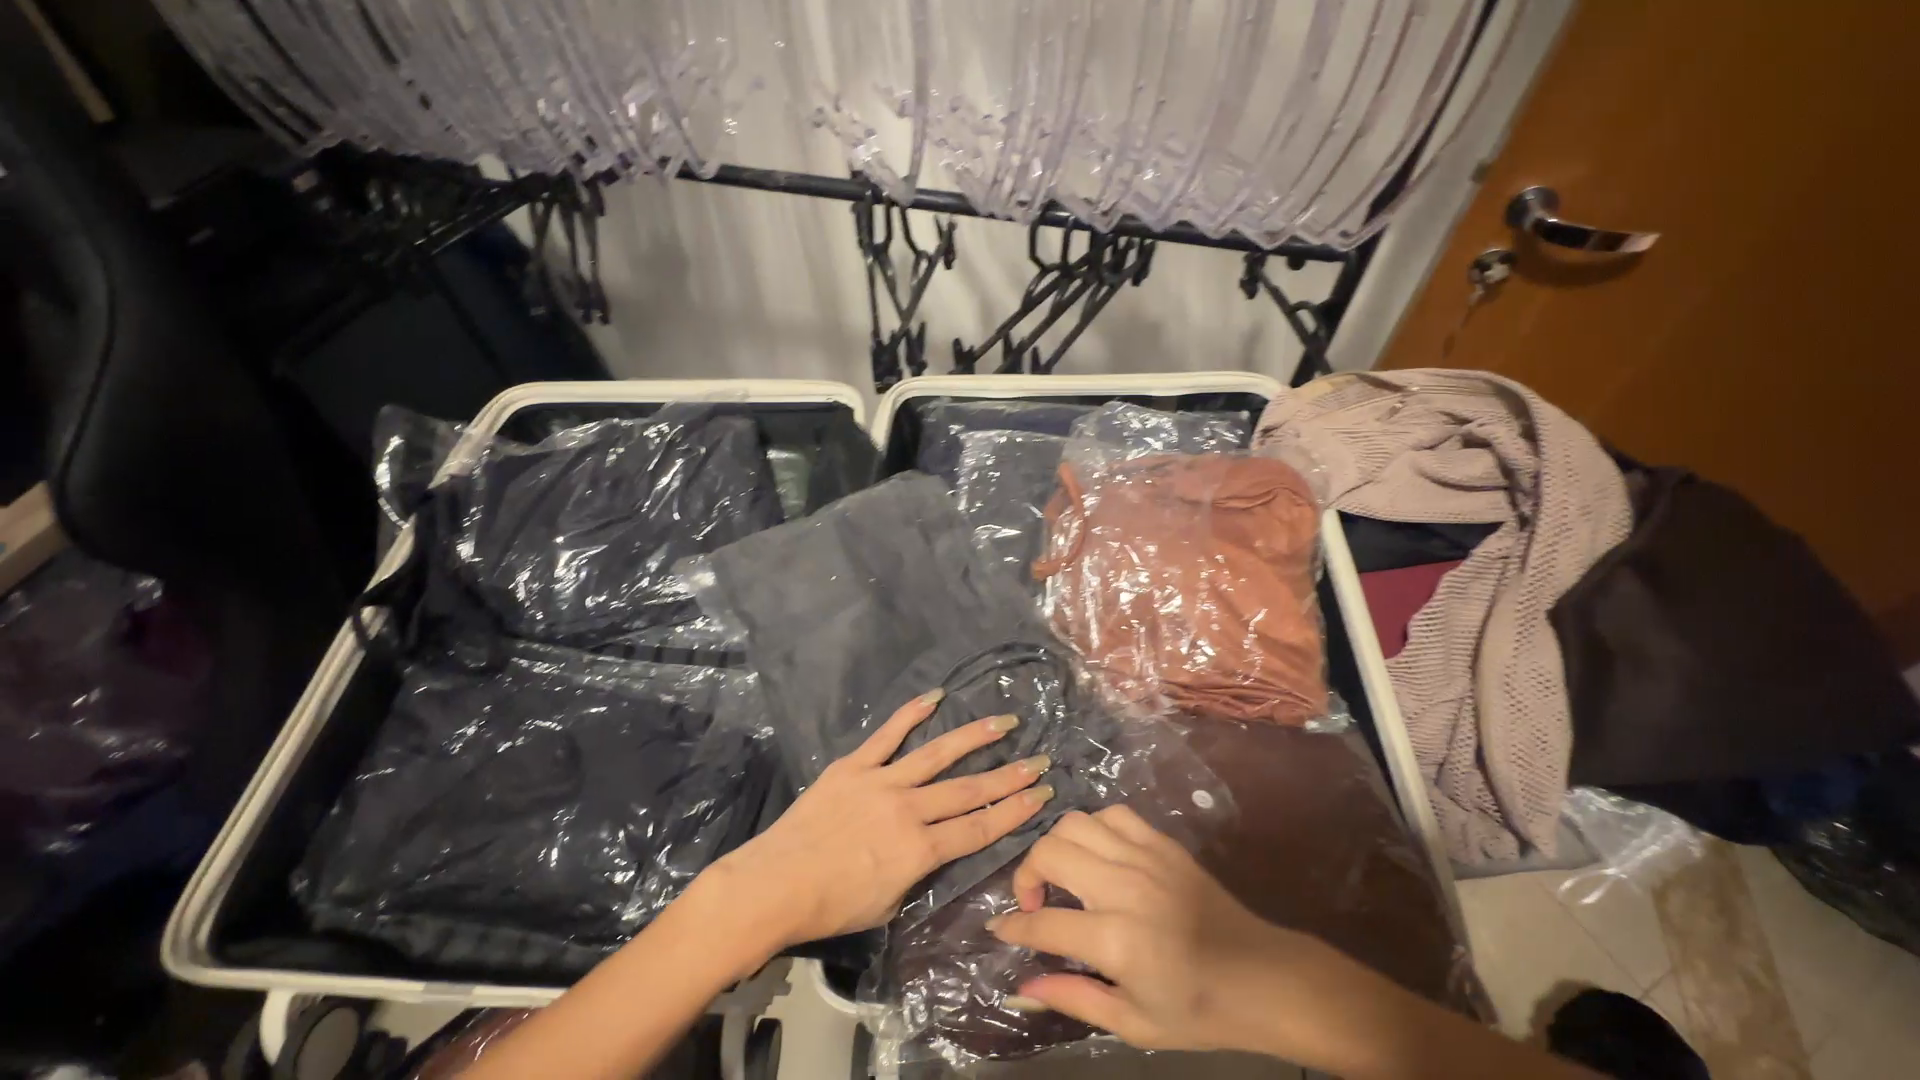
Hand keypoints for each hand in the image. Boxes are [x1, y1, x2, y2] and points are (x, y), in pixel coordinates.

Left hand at [709, 689, 1053, 947]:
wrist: (775, 885)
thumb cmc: (830, 907)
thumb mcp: (887, 905)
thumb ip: (915, 875)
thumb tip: (928, 853)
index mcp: (920, 851)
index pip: (979, 829)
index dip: (1014, 813)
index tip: (1042, 795)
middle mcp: (909, 810)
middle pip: (969, 791)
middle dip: (1009, 777)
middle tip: (1039, 761)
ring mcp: (881, 782)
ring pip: (937, 755)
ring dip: (974, 737)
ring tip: (1003, 722)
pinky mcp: (853, 766)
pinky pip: (887, 735)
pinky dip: (911, 714)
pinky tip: (935, 697)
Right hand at [986, 806, 1330, 1054]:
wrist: (1264, 979)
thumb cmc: (1198, 1012)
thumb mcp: (1133, 1022)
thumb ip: (1072, 997)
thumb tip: (1020, 986)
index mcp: (1117, 940)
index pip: (1043, 922)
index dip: (1012, 927)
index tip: (1000, 930)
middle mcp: (1127, 888)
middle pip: (1050, 852)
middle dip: (1026, 875)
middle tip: (1034, 902)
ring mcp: (1147, 858)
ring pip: (1076, 823)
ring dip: (1057, 847)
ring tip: (1063, 877)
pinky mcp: (1165, 844)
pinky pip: (1113, 815)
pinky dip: (1093, 829)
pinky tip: (1097, 857)